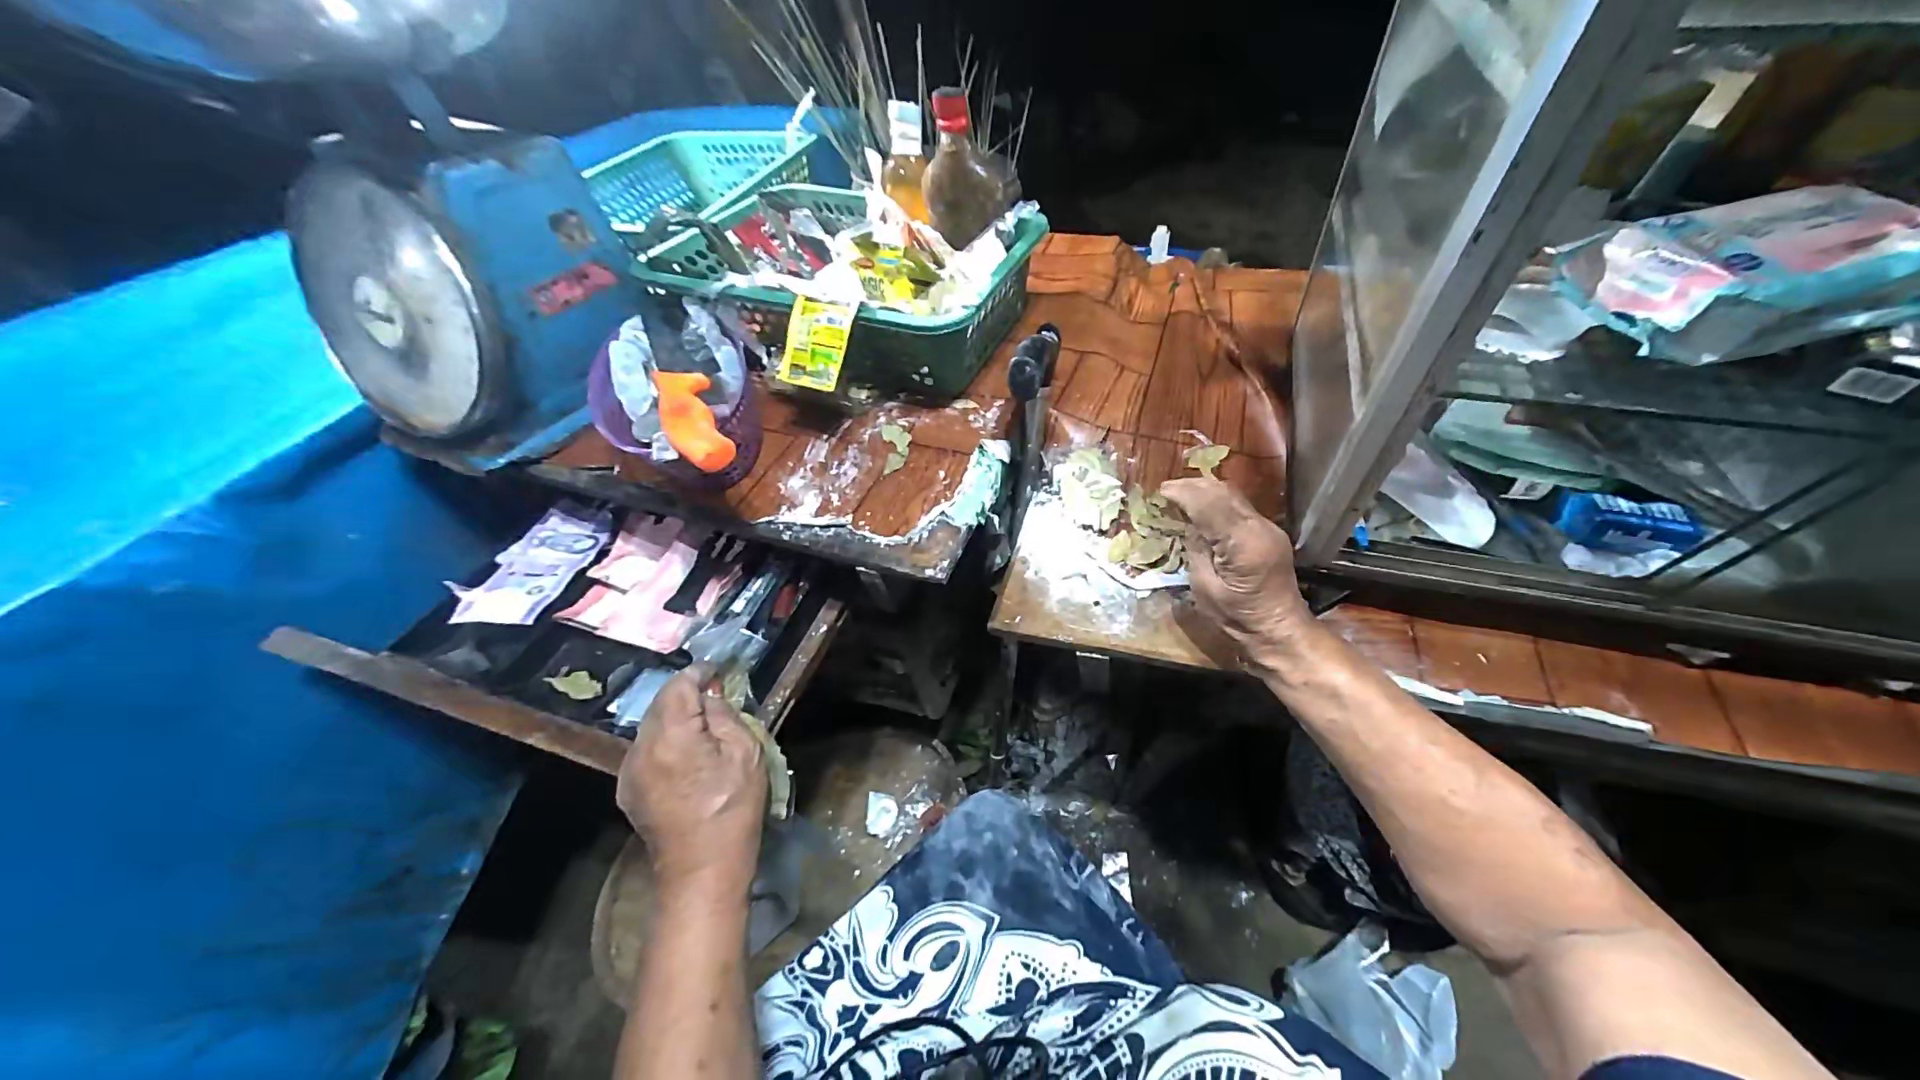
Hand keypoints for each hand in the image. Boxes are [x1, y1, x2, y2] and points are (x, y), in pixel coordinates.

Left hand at [616, 668, 766, 898]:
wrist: (702, 869)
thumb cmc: (733, 809)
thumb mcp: (746, 754)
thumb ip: (725, 715)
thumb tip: (710, 696)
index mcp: (671, 735)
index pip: (679, 685)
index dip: (699, 673)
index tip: (718, 673)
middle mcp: (641, 748)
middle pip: (661, 704)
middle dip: (686, 696)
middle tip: (715, 699)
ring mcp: (629, 770)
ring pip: (652, 727)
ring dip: (675, 720)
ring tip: (703, 729)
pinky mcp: (628, 789)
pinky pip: (647, 750)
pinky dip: (666, 743)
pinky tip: (687, 757)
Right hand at [1159, 478, 1317, 673]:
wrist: (1278, 629)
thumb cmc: (1237, 618)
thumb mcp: (1204, 588)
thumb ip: (1195, 551)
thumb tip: (1187, 526)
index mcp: (1242, 543)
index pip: (1209, 504)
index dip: (1183, 493)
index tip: (1161, 492)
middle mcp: (1259, 527)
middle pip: (1223, 492)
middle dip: (1192, 486)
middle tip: (1166, 491)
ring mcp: (1267, 527)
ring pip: (1233, 495)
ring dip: (1205, 490)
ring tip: (1180, 495)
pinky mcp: (1268, 532)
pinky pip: (1239, 506)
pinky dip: (1216, 501)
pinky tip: (1201, 508)